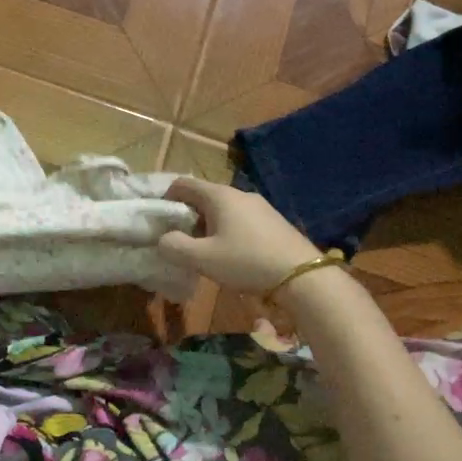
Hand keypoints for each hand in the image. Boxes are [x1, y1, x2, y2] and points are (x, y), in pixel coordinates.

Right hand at [158, 177, 323, 291]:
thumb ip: (174, 246)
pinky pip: (240, 220)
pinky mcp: (273, 222)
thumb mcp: (202, 258)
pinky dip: (227, 231)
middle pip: (203, 197)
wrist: (302, 276)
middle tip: (180, 241)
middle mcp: (240, 194)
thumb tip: (163, 239)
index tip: (159, 221)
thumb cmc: (246, 262)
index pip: (183, 184)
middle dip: (187, 216)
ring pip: (223, 210)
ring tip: (204, 252)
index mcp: (220, 196)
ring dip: (207, 226)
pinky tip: (231, 255)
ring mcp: (260, 207)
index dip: (166, 198)